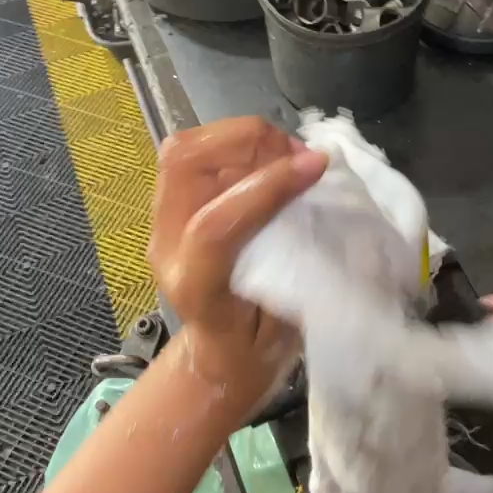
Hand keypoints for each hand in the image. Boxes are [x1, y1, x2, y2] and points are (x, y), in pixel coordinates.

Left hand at [149, 117, 326, 409]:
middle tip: (299, 153)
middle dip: (247, 141)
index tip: (316, 167)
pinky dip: (238, 142)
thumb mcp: (287, 320)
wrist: (219, 357)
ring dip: (243, 136)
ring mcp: (164, 222)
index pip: (215, 226)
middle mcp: (169, 249)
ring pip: (186, 148)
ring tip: (288, 151)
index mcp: (197, 288)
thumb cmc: (257, 347)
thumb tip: (328, 200)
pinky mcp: (173, 205)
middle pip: (184, 165)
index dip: (267, 187)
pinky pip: (196, 152)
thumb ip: (301, 266)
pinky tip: (272, 155)